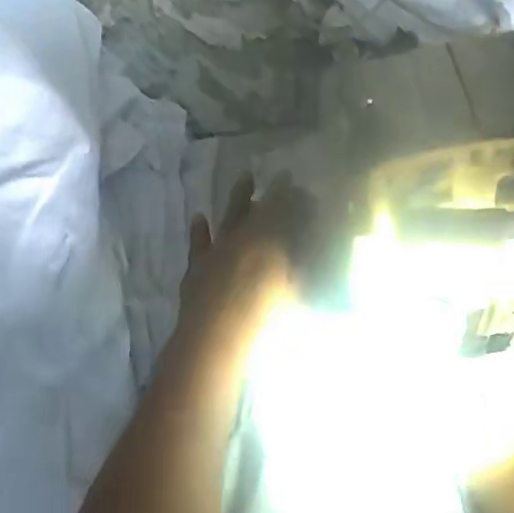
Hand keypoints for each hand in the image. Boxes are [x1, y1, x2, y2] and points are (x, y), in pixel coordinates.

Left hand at [170, 173, 312, 367]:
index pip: (290, 212)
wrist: (218, 335)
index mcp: (273, 240)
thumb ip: (306, 275)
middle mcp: (247, 236)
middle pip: (263, 208)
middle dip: (275, 192)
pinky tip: (199, 218)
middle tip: (284, 177)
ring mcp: (220, 248)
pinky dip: (200, 231)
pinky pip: (199, 242)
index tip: (308, 194)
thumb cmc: (265, 316)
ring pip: (231, 216)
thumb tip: (315, 261)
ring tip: (245, 177)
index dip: (300, 201)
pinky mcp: (198, 265)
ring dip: (239, 198)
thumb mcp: (296, 295)